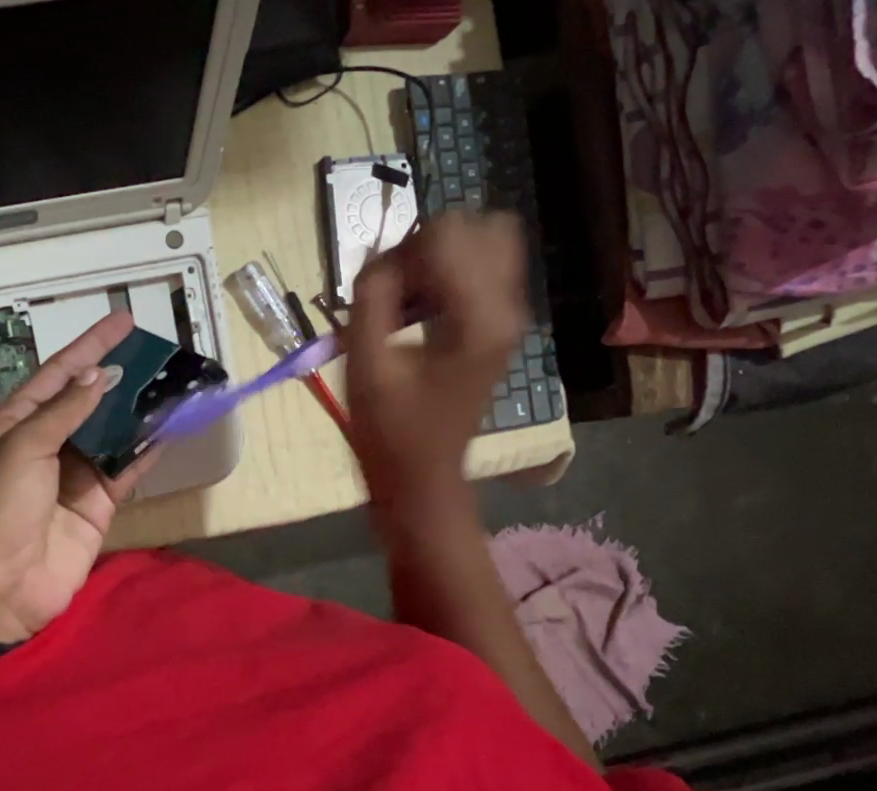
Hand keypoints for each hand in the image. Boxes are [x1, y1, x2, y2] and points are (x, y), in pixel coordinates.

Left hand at [0, 312, 155, 644]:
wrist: (0, 589)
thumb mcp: (22, 449)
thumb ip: (64, 411)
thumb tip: (98, 375)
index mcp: (15, 424)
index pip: (57, 374)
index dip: (88, 346)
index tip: (123, 321)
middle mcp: (45, 444)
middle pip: (88, 400)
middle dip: (121, 376)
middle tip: (159, 352)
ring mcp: (73, 475)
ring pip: (113, 432)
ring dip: (140, 410)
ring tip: (174, 381)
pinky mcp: (97, 504)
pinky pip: (126, 469)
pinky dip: (148, 450)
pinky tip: (172, 427)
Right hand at [346, 212, 528, 507]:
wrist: (422, 477)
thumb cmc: (389, 431)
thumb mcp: (366, 366)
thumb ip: (371, 301)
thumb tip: (379, 258)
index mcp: (478, 318)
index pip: (448, 233)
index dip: (404, 251)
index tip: (379, 292)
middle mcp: (507, 307)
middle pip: (479, 227)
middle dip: (430, 244)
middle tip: (397, 287)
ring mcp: (510, 315)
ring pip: (487, 242)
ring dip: (442, 257)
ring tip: (408, 298)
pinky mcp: (501, 325)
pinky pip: (485, 270)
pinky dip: (451, 274)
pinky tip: (420, 311)